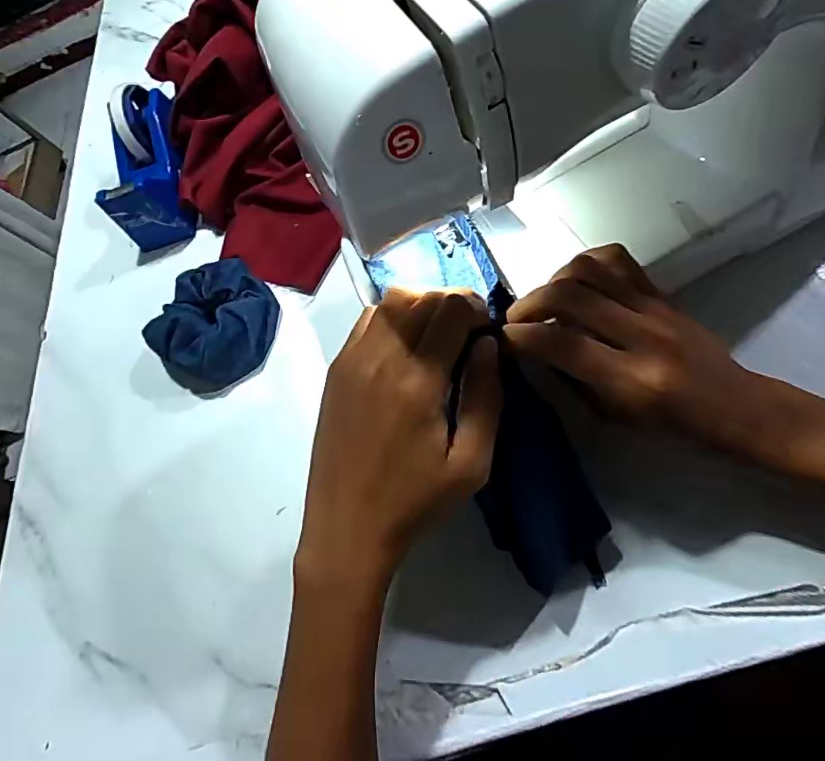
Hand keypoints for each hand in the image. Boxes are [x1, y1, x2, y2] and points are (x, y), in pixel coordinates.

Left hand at [297, 290, 504, 590]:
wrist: (346, 527)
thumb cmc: (414, 501)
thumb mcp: (470, 464)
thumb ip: (485, 398)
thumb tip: (488, 345)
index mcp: (417, 380)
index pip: (450, 309)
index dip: (476, 308)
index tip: (488, 329)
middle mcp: (381, 357)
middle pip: (422, 297)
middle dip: (453, 303)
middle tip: (469, 330)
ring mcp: (352, 358)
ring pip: (390, 300)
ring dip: (421, 304)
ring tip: (437, 334)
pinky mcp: (336, 368)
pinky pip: (367, 319)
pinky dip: (391, 317)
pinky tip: (404, 347)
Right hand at [502, 245, 770, 447]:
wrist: (737, 406)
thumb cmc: (673, 426)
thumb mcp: (615, 417)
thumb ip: (572, 378)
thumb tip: (531, 348)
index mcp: (633, 381)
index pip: (564, 345)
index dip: (522, 337)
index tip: (503, 338)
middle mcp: (644, 336)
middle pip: (570, 296)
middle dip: (529, 303)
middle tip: (515, 318)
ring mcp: (655, 308)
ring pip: (589, 269)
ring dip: (553, 280)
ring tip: (545, 299)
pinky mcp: (662, 292)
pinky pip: (617, 259)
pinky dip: (585, 262)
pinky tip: (575, 280)